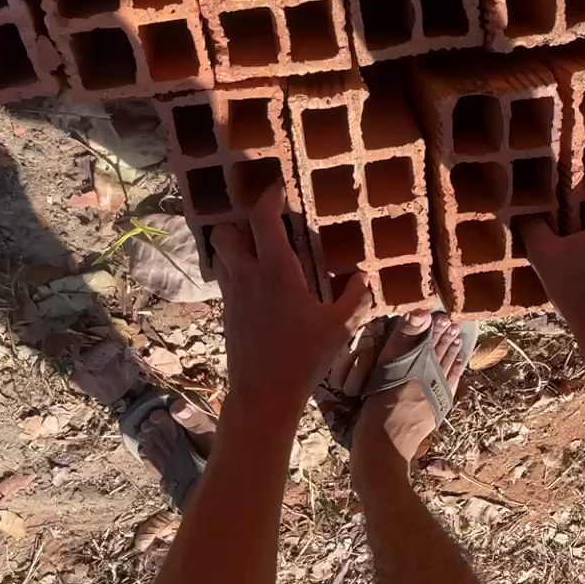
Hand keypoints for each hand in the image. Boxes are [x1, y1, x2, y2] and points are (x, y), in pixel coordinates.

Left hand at [211, 187, 371, 417]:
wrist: (264, 394)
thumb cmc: (304, 357)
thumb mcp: (339, 327)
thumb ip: (355, 298)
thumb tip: (364, 277)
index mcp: (276, 271)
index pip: (263, 218)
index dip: (269, 197)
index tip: (281, 189)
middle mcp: (247, 276)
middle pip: (225, 232)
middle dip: (240, 222)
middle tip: (266, 227)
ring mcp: (232, 295)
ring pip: (220, 255)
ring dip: (235, 246)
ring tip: (260, 252)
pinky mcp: (226, 313)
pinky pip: (226, 279)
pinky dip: (237, 271)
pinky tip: (259, 285)